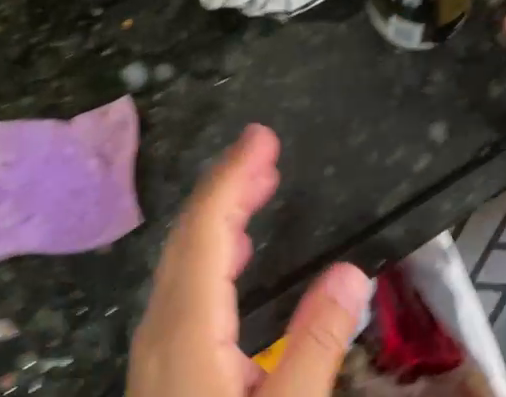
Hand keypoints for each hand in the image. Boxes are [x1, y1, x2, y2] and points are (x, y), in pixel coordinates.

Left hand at [129, 124, 371, 396]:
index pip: (205, 229)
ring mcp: (155, 349)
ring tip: (258, 187)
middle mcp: (160, 327)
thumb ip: (316, 343)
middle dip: (227, 184)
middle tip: (266, 148)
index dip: (233, 175)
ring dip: (219, 215)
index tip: (261, 134)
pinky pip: (182, 284)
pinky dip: (211, 251)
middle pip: (189, 236)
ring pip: (182, 260)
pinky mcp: (162, 370)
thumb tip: (351, 271)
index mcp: (185, 328)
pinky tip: (232, 258)